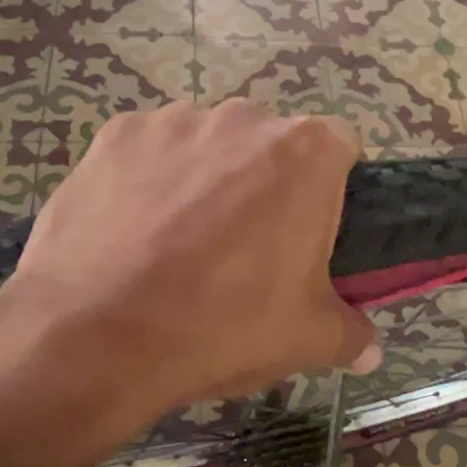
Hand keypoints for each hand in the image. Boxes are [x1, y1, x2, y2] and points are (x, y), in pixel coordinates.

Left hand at [1, 101, 378, 414]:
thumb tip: (371, 349)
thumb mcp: (306, 340)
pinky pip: (149, 149)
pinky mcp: (115, 134)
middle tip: (247, 246)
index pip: (340, 146)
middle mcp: (244, 117)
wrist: (95, 334)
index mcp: (306, 153)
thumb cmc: (223, 326)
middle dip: (266, 180)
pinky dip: (149, 177)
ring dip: (207, 176)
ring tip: (179, 242)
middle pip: (270, 142)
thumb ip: (351, 333)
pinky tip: (132, 230)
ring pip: (208, 143)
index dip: (332, 186)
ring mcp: (174, 121)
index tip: (311, 229)